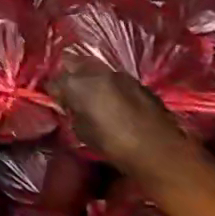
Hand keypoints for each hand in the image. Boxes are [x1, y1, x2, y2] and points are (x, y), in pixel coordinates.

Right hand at [45, 62, 194, 173]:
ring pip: (97, 70)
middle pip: (74, 63)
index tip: (58, 103)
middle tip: (72, 93)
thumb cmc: (113, 144)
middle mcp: (96, 72)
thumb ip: (72, 112)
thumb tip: (72, 107)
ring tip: (95, 98)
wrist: (161, 152)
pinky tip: (116, 104)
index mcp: (76, 83)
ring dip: (93, 80)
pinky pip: (117, 81)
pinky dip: (112, 88)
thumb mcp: (80, 130)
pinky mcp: (140, 84)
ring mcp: (121, 75)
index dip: (54, 92)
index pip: (53, 81)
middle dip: (70, 75)